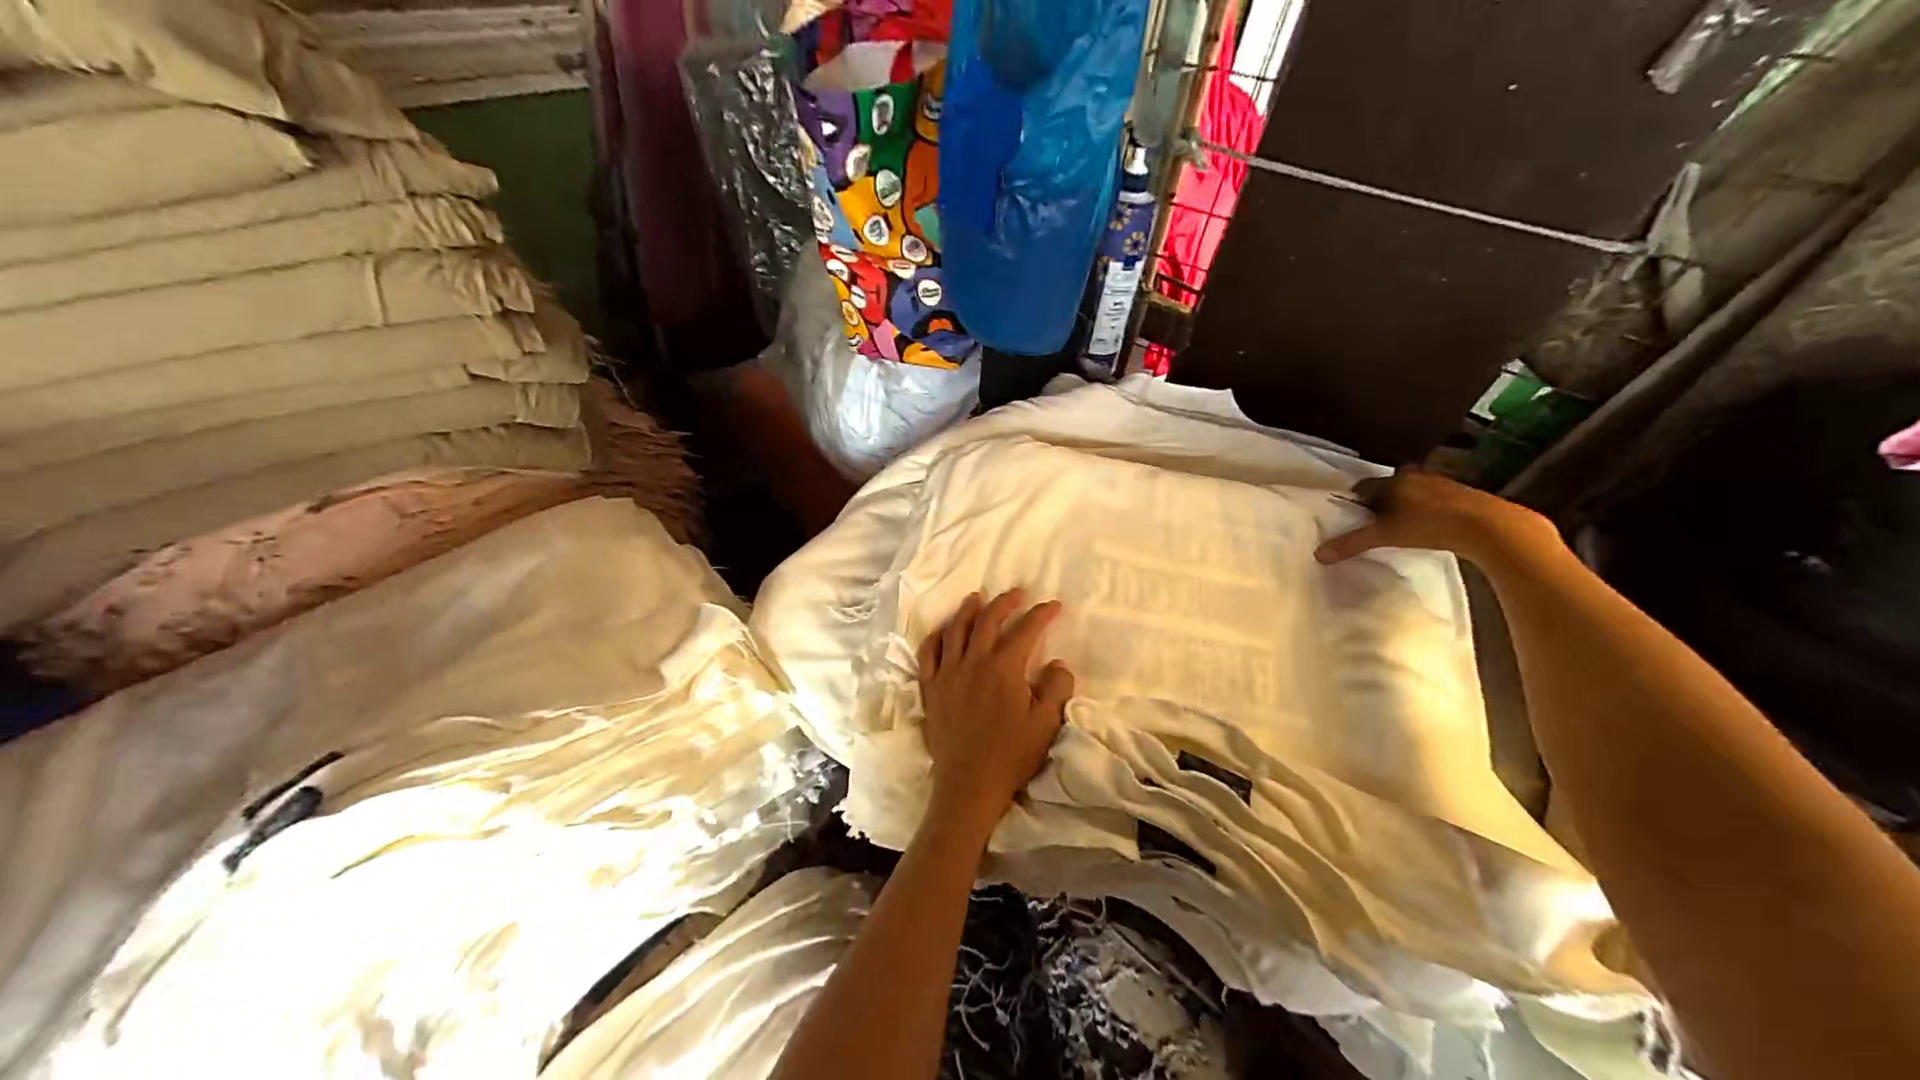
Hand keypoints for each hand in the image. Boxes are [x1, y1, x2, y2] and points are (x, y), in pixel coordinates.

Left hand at [916, 589, 1075, 832]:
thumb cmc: (1012, 755)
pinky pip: (928, 653)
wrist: (969, 784)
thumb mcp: (1046, 723)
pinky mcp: (930, 689)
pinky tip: (943, 631)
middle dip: (1005, 602)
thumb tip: (1058, 664)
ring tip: (977, 598)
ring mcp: (947, 674)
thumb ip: (1056, 687)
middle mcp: (973, 662)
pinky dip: (936, 637)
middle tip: (1017, 593)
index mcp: (1003, 668)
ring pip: (956, 630)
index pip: (1025, 630)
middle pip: (987, 620)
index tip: (1054, 606)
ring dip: (968, 610)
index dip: (1041, 614)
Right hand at [1314, 467, 1563, 568]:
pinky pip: (1435, 500)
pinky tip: (1428, 527)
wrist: (1490, 526)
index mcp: (1394, 481)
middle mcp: (1416, 477)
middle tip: (1373, 520)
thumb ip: (1352, 543)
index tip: (1351, 514)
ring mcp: (1443, 484)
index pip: (1364, 485)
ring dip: (1405, 504)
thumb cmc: (1430, 525)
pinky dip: (1427, 510)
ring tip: (1399, 525)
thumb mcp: (1385, 536)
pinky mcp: (1464, 496)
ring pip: (1414, 492)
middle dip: (1381, 500)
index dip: (1356, 499)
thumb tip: (1318, 554)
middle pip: (1389, 486)